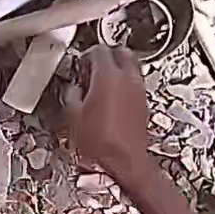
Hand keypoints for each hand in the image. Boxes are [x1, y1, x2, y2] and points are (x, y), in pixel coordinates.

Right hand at [63, 46, 154, 181]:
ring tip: (102, 80)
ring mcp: (138, 90)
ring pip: (131, 64)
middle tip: (92, 67)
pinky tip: (112, 95)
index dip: (86, 55)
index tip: (80, 64)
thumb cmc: (101, 143)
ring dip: (117, 67)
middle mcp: (127, 79)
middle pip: (120, 52)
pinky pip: (135, 80)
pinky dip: (124, 81)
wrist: (125, 162)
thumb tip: (72, 88)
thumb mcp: (73, 117)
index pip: (99, 50)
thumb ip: (71, 94)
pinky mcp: (143, 102)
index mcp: (108, 77)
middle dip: (105, 56)